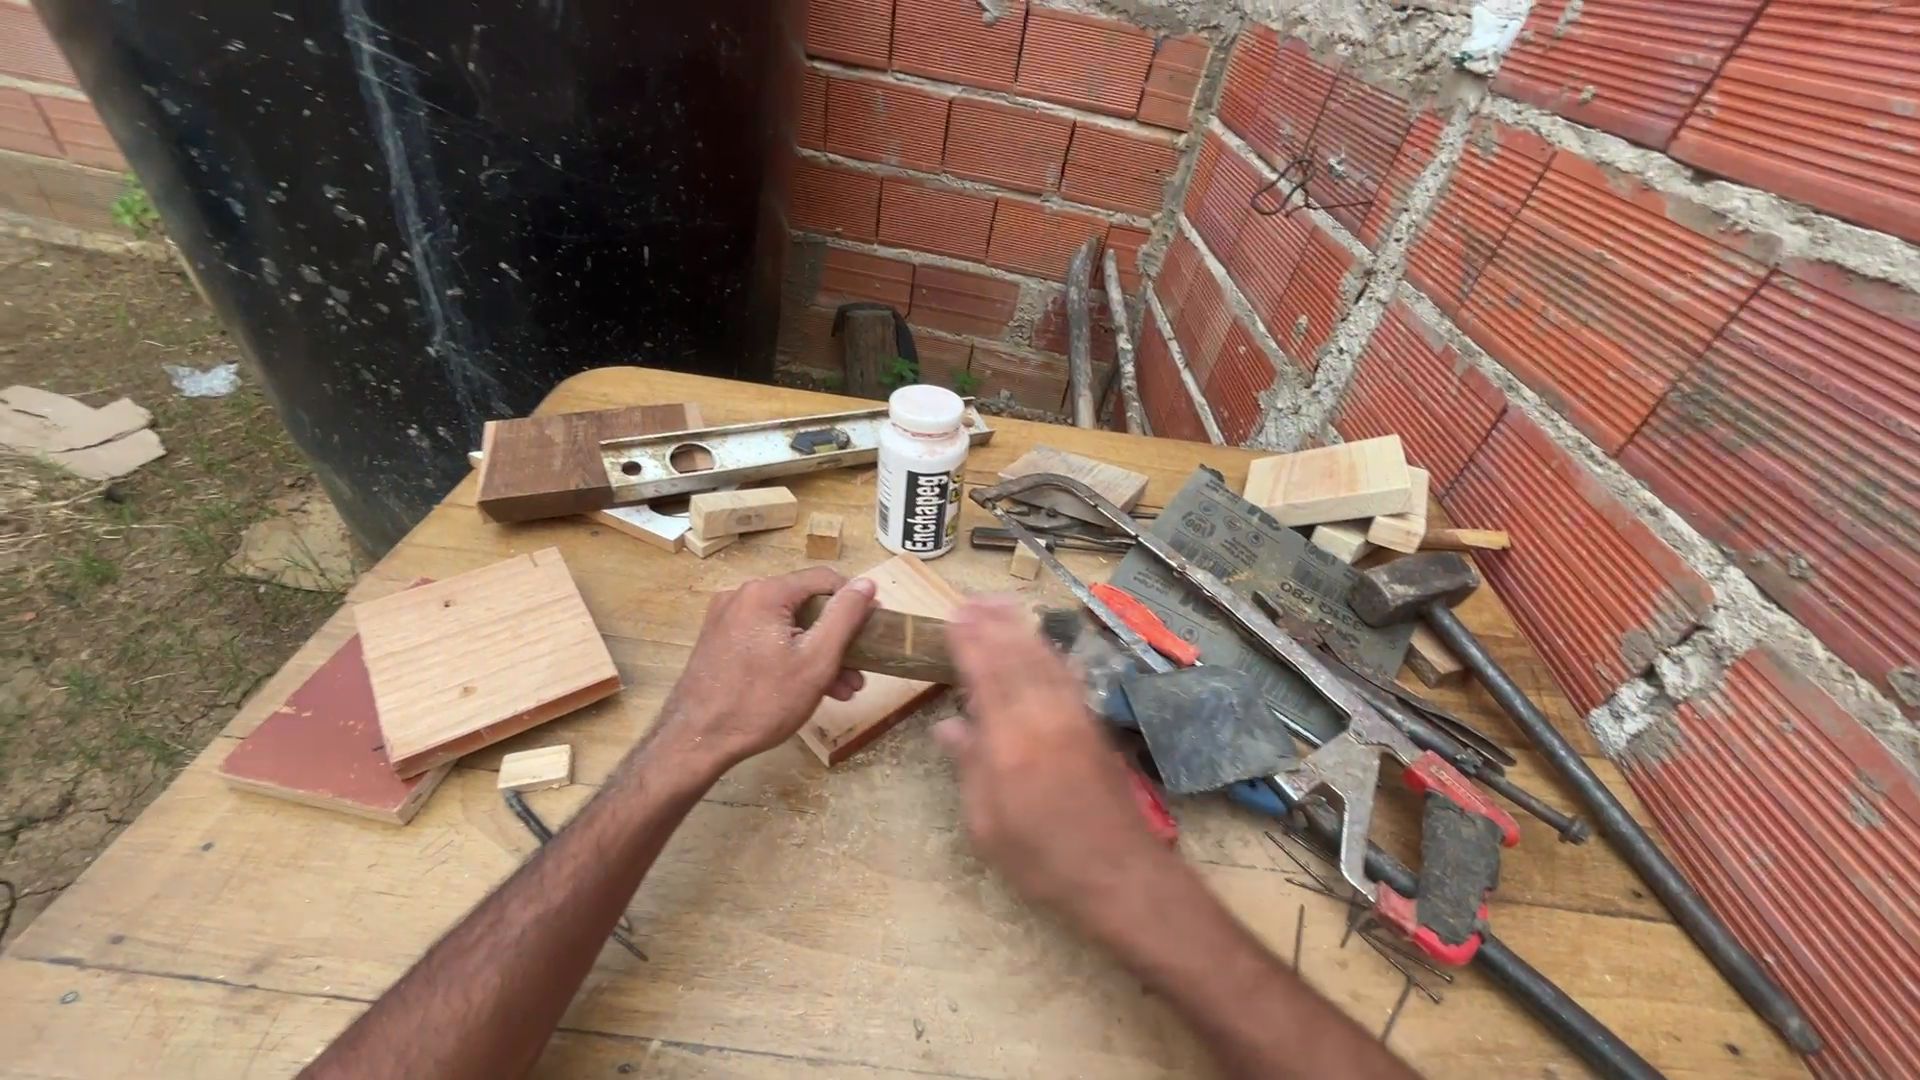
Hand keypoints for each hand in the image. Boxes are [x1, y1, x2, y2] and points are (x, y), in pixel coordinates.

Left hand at [654, 568, 877, 771]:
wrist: (697, 742)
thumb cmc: (762, 702)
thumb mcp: (816, 660)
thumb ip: (845, 616)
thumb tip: (866, 583)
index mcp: (766, 592)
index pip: (825, 580)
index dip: (855, 602)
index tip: (874, 629)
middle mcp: (742, 596)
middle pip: (806, 606)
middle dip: (837, 639)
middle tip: (858, 672)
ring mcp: (726, 619)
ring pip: (787, 626)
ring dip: (816, 653)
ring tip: (840, 689)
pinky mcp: (719, 641)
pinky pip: (766, 639)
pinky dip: (789, 657)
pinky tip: (807, 688)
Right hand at [936, 597, 1174, 922]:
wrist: (1120, 875)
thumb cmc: (1044, 860)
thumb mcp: (989, 826)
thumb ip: (970, 768)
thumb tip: (948, 726)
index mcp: (1010, 744)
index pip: (986, 676)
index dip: (969, 642)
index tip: (955, 615)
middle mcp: (1044, 720)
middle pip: (1016, 658)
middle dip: (993, 624)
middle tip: (974, 598)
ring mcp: (1074, 719)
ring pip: (1044, 660)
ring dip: (1021, 629)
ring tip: (1002, 604)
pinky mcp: (1094, 727)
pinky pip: (1068, 677)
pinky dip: (1051, 653)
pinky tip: (1042, 643)